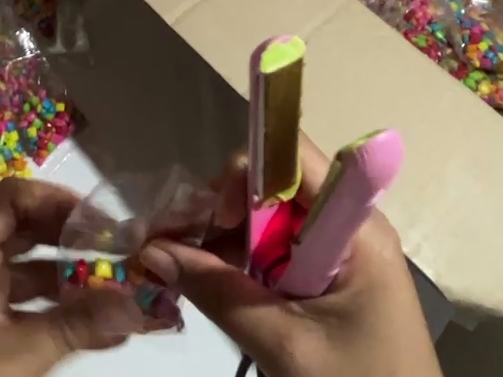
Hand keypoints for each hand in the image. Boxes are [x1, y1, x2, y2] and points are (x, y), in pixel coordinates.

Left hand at [0, 178, 160, 376]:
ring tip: (122, 285)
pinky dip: (66, 312)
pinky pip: (33, 310)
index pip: (7, 202)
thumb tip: (134, 302)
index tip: (100, 217)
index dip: (53, 200)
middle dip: (71, 237)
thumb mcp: (9, 359)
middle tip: (121, 248)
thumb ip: (71, 328)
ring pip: (32, 272)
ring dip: (74, 277)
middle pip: (23, 231)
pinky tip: (106, 326)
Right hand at [134, 138, 441, 376]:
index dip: (244, 171)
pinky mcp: (324, 273)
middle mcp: (343, 222)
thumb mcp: (286, 346)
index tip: (215, 218)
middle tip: (170, 246)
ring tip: (180, 269)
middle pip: (267, 185)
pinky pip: (270, 246)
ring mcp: (334, 247)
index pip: (290, 157)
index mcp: (352, 225)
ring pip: (261, 215)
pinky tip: (208, 281)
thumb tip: (151, 250)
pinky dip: (235, 259)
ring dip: (219, 237)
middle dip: (218, 209)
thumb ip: (219, 293)